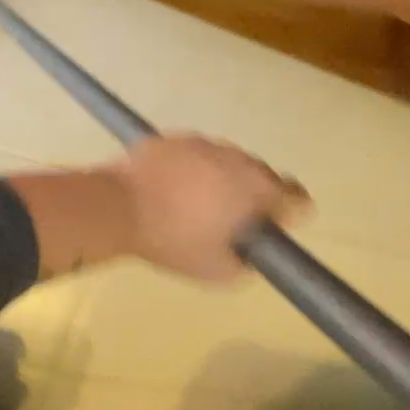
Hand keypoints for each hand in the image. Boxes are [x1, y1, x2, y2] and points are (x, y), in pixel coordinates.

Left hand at [112, 134, 310, 283]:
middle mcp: (236, 157)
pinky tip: (169, 185)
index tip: (265, 226)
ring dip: (218, 177)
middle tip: (225, 218)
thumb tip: (247, 256)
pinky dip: (187, 167)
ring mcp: (200, 142)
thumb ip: (244, 264)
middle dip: (251, 195)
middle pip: (261, 175)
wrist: (112, 206)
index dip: (286, 214)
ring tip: (192, 201)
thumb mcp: (215, 271)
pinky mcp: (168, 138)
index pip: (297, 197)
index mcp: (257, 187)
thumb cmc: (170, 239)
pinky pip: (191, 153)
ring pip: (225, 160)